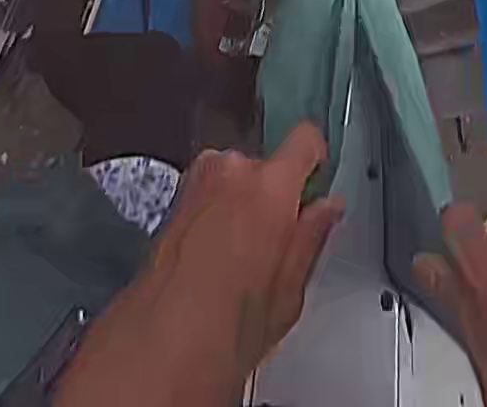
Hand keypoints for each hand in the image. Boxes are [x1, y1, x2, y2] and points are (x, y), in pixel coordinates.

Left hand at [53, 124, 344, 406]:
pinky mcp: (174, 196)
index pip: (306, 139)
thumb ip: (312, 235)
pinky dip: (215, 209)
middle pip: (268, 165)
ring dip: (240, 201)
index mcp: (271, 185)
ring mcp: (198, 179)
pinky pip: (209, 189)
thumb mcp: (290, 289)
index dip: (314, 160)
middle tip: (275, 240)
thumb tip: (327, 208)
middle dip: (273, 194)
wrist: (158, 346)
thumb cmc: (225, 326)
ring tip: (238, 253)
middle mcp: (233, 170)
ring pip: (236, 177)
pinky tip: (214, 254)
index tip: (316, 180)